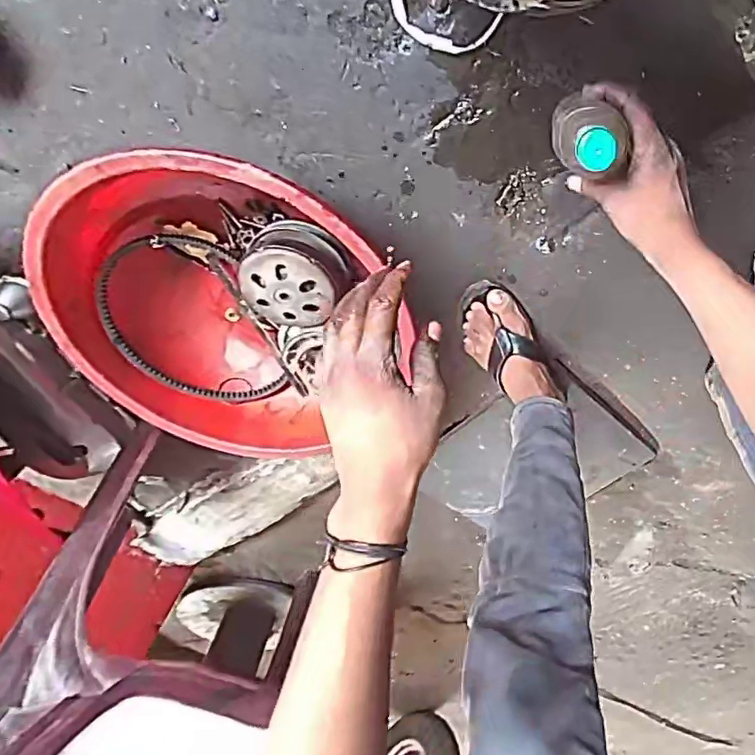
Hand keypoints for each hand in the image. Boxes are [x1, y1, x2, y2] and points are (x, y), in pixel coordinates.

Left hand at [315, 263, 444, 543]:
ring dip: (350, 300)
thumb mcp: (429, 399)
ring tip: (366, 288)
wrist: (374, 482)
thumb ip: (426, 358)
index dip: (393, 285)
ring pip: (334, 324)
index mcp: (371, 366)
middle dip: (370, 285)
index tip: (402, 271)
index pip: (380, 310)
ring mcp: (329, 378)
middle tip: (385, 271)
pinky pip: (326, 344)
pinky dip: (337, 324)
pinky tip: (345, 323)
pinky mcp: (324, 389)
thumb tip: (428, 331)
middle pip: (352, 310)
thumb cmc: (402, 449)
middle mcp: (343, 367)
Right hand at [570, 83, 700, 264]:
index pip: (634, 106)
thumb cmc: (654, 225)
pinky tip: (621, 158)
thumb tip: (577, 180)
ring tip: (606, 132)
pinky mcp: (671, 175)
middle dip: (617, 108)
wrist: (676, 245)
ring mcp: (672, 162)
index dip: (613, 93)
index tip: (596, 91)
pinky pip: (651, 149)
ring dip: (625, 128)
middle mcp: (666, 150)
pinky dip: (634, 145)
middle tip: (597, 109)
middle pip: (641, 116)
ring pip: (647, 132)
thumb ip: (592, 186)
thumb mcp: (613, 201)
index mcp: (653, 148)